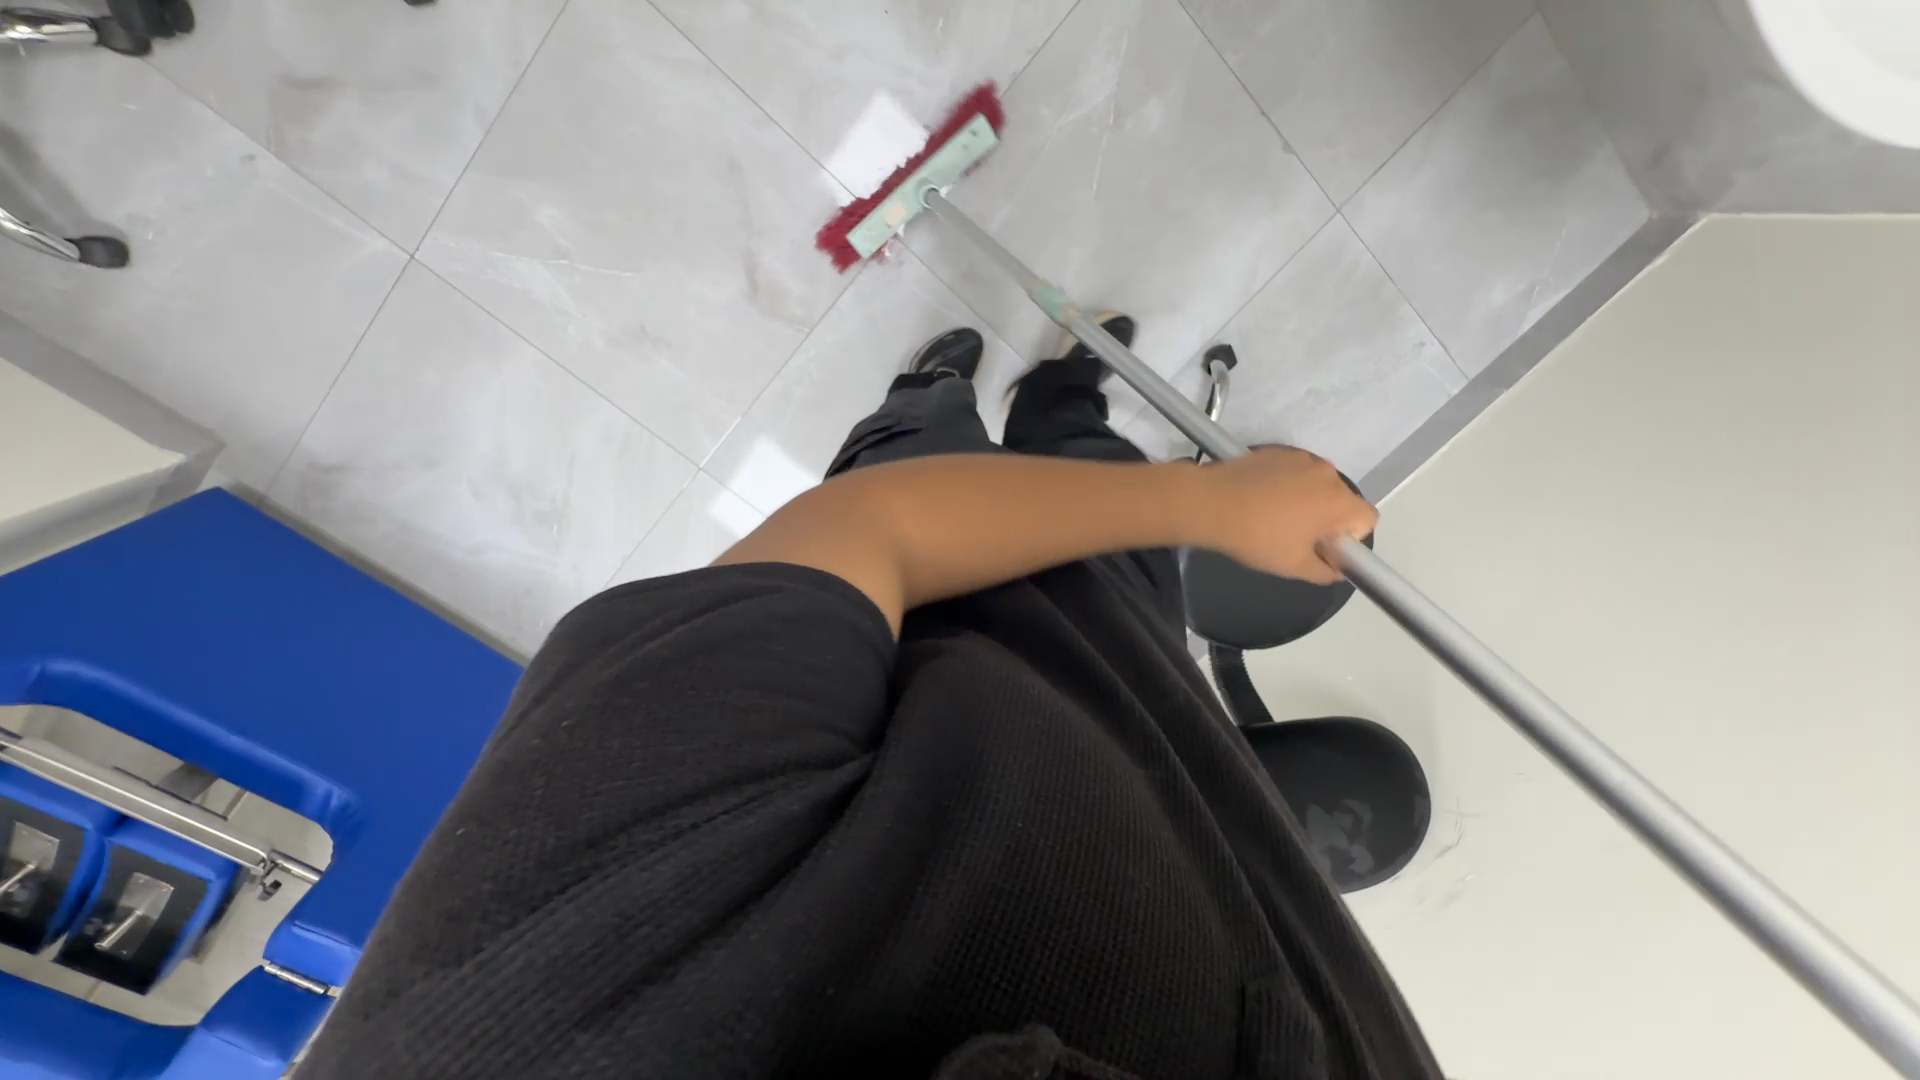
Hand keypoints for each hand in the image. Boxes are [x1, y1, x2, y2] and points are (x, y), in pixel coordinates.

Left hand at [1194, 447, 1378, 584]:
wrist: (1210, 502)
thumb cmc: (1257, 537)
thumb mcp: (1294, 567)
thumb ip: (1326, 572)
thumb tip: (1335, 569)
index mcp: (1340, 501)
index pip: (1367, 519)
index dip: (1350, 537)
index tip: (1323, 546)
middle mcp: (1327, 473)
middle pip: (1341, 500)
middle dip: (1326, 518)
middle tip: (1294, 536)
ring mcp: (1300, 458)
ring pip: (1316, 484)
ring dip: (1305, 500)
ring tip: (1271, 517)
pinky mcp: (1276, 451)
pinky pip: (1293, 472)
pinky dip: (1284, 485)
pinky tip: (1259, 499)